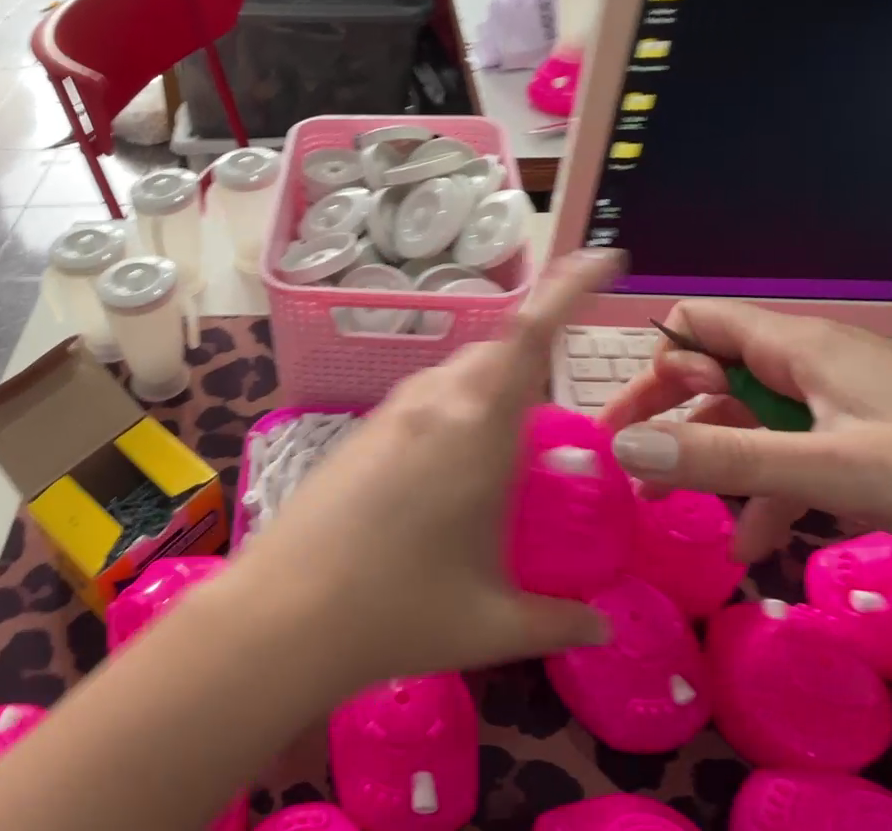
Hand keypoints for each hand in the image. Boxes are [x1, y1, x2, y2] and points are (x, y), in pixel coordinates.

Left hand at [217, 250, 624, 686]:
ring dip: (487, 387)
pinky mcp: (356, 434)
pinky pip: (418, 402)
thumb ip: (559, 621)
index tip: (602, 261)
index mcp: (478, 430)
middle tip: (556, 408)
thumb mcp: (493, 624)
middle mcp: (431, 405)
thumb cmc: (400, 612)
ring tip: (504, 445)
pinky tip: (447, 469)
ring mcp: (387, 416)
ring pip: (451, 376)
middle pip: (493, 353)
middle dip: (532, 358)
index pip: (529, 335)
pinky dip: (449, 413)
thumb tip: (605, 629)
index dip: (567, 289)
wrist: (286, 612)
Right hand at [598, 300, 891, 621]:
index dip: (653, 366)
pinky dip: (766, 490)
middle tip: (630, 470)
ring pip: (751, 419)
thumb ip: (725, 458)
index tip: (624, 427)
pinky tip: (753, 544)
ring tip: (676, 513)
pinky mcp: (870, 442)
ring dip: (713, 462)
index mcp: (801, 347)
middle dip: (668, 419)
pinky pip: (794, 454)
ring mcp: (844, 404)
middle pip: (714, 373)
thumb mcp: (835, 471)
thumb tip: (623, 448)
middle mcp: (814, 364)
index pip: (697, 325)